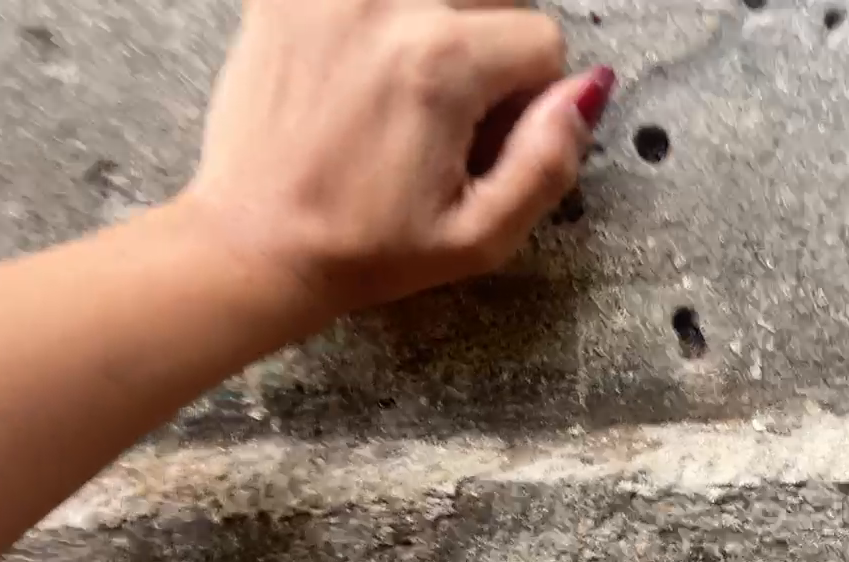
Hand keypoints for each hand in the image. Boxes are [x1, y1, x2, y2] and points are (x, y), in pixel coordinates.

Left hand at [174, 0, 614, 329]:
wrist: (261, 242)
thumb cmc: (366, 250)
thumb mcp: (480, 238)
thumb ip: (548, 164)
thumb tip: (588, 93)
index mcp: (441, 64)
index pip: (542, 40)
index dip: (532, 101)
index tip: (491, 140)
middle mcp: (385, 3)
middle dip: (491, 54)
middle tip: (452, 119)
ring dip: (446, 30)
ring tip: (409, 93)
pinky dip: (389, 23)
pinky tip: (369, 70)